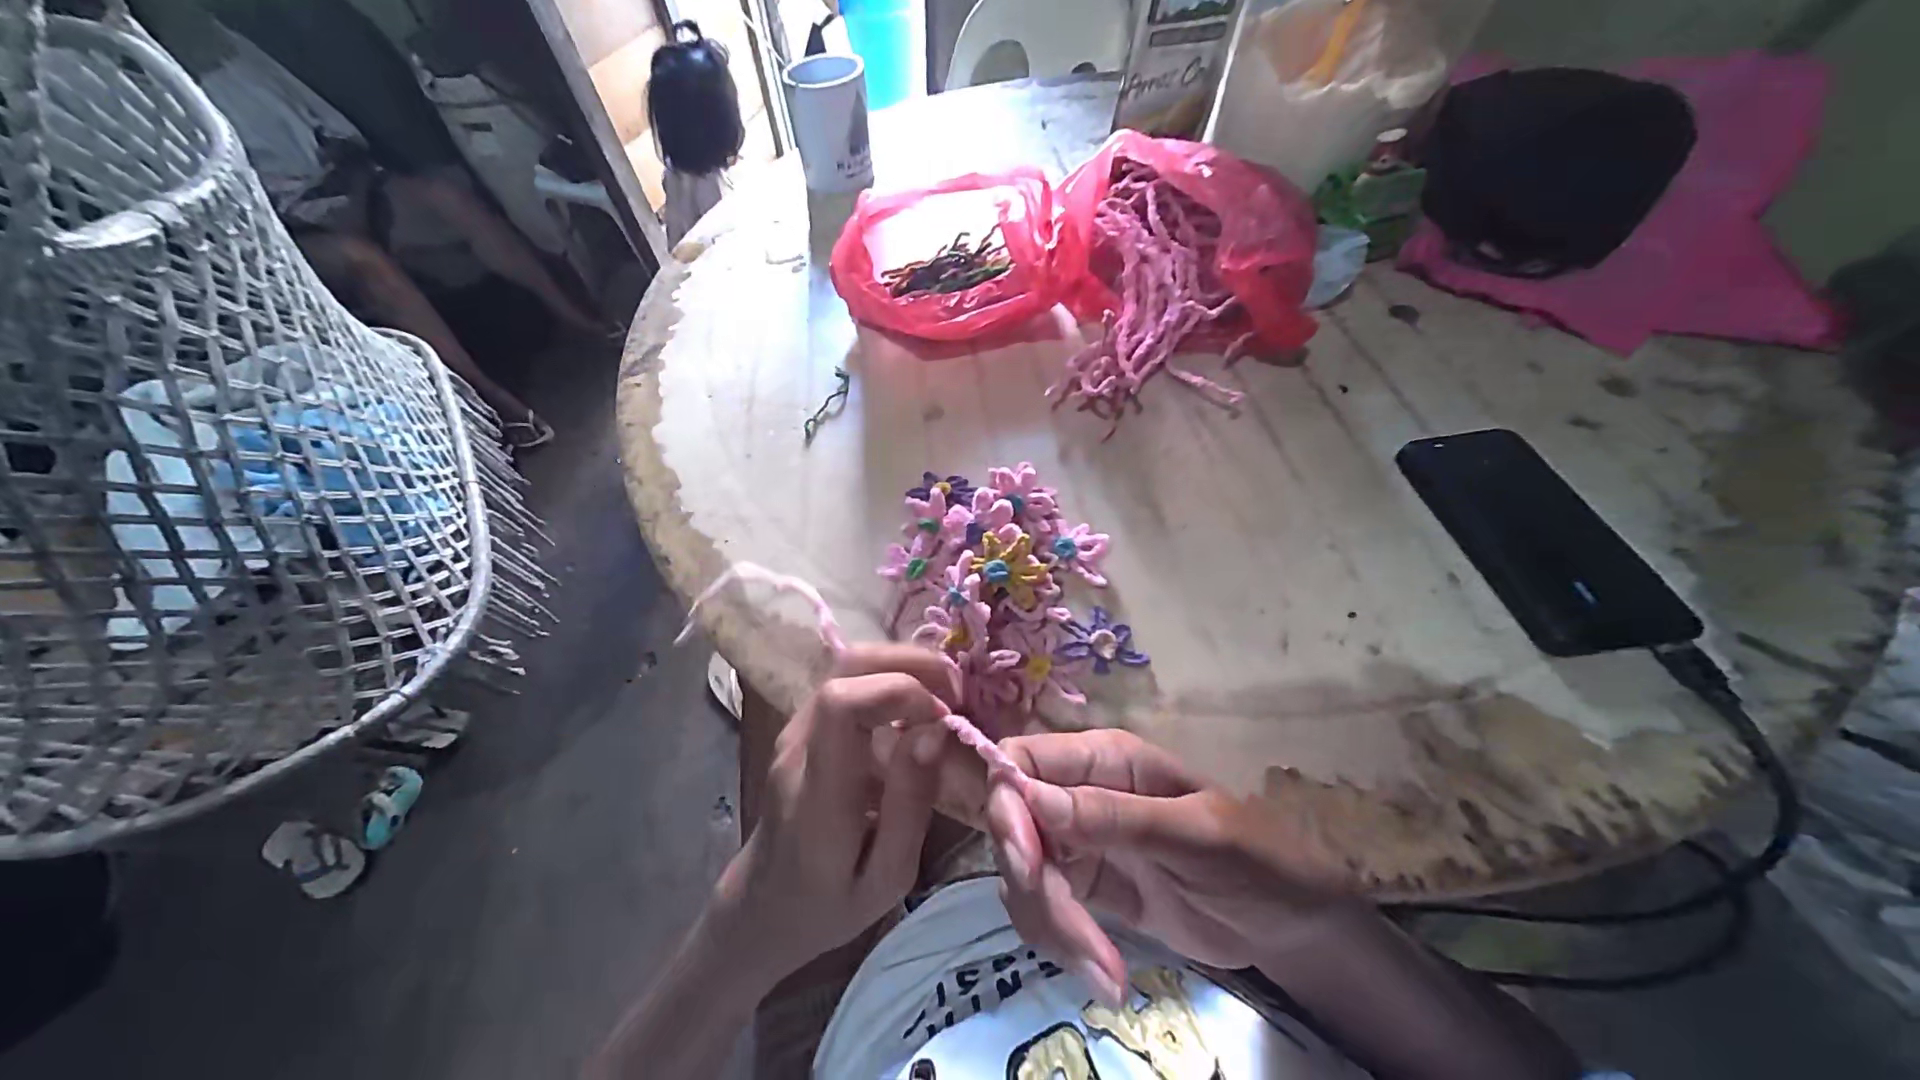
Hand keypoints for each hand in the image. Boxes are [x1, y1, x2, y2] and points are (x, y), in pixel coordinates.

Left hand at [709, 645, 957, 980]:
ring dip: (903, 665)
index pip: (842, 704)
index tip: (943, 717)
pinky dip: (890, 678)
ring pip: (847, 663)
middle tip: (958, 690)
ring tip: (945, 694)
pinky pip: (848, 681)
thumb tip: (935, 730)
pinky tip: (919, 707)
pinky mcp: (804, 726)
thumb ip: (911, 803)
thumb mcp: (886, 878)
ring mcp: (796, 730)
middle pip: (846, 665)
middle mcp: (799, 745)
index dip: (899, 691)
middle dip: (910, 663)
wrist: (762, 906)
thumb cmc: (827, 905)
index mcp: (817, 791)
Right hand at [986, 729, 1357, 1003]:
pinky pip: (1043, 908)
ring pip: (1022, 874)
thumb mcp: (1192, 834)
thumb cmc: (1254, 856)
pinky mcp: (1083, 886)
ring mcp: (1078, 840)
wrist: (1286, 920)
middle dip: (1033, 884)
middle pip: (1013, 825)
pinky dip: (1060, 942)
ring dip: (1050, 925)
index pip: (1022, 760)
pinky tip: (1103, 973)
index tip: (1029, 863)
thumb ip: (1114, 815)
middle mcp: (1079, 793)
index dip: (1008, 805)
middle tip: (1076, 936)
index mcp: (1104, 759)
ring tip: (1104, 971)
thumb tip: (1030, 798)